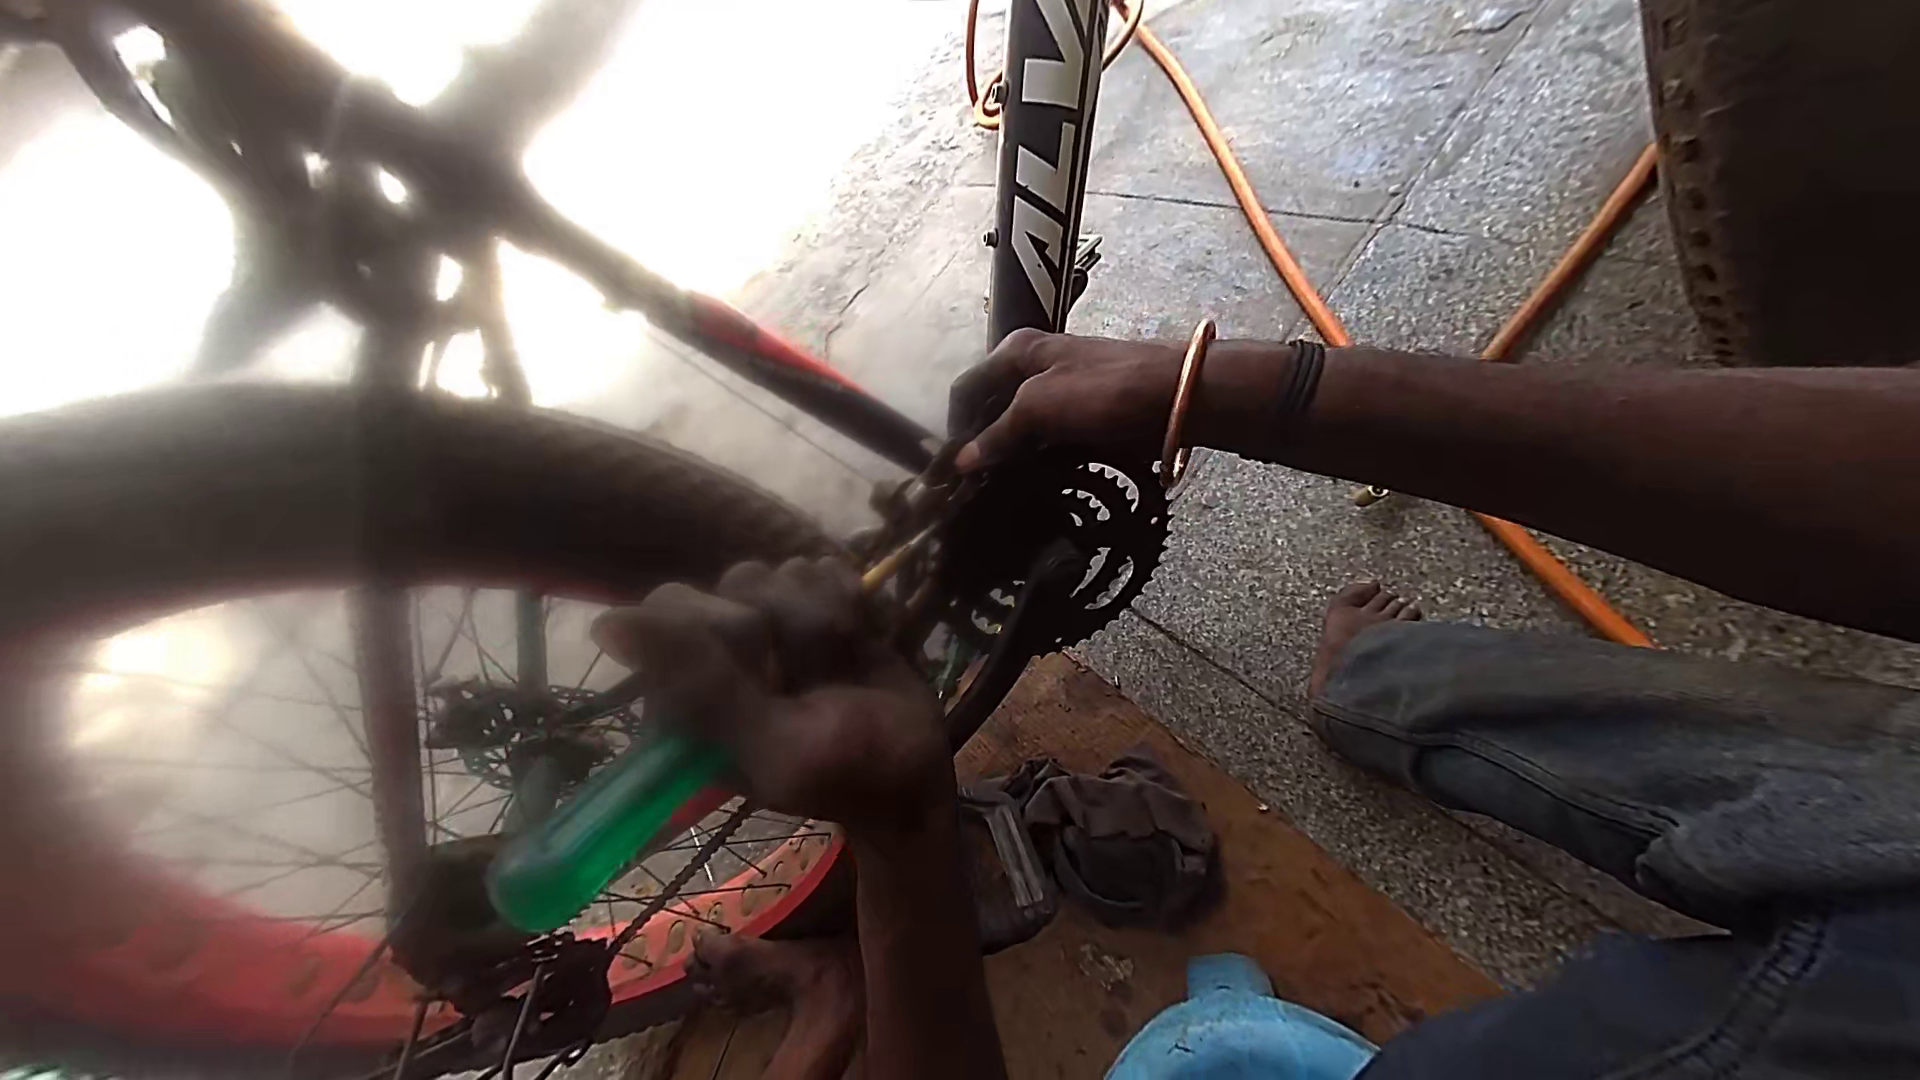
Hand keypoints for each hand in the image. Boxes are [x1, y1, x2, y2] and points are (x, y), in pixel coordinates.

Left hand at [591, 558, 950, 837]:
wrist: (916, 770)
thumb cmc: (848, 771)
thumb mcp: (776, 744)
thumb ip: (701, 689)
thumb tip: (607, 622)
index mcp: (694, 690)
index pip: (674, 608)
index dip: (727, 630)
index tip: (768, 673)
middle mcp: (727, 650)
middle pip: (737, 583)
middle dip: (789, 626)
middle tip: (811, 678)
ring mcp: (776, 622)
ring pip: (783, 572)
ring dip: (825, 618)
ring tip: (841, 663)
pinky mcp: (817, 605)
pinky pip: (822, 568)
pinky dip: (849, 597)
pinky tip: (861, 635)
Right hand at [948, 329, 1183, 471]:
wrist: (1176, 396)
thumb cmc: (1102, 391)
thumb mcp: (1039, 406)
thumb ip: (997, 433)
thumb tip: (960, 462)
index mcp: (1016, 352)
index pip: (965, 389)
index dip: (953, 427)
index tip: (948, 469)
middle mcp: (1032, 367)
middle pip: (989, 408)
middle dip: (976, 443)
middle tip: (966, 485)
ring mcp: (1058, 392)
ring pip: (1016, 427)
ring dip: (1003, 455)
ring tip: (990, 491)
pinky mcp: (1079, 417)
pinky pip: (1042, 440)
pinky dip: (1030, 460)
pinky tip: (1023, 483)